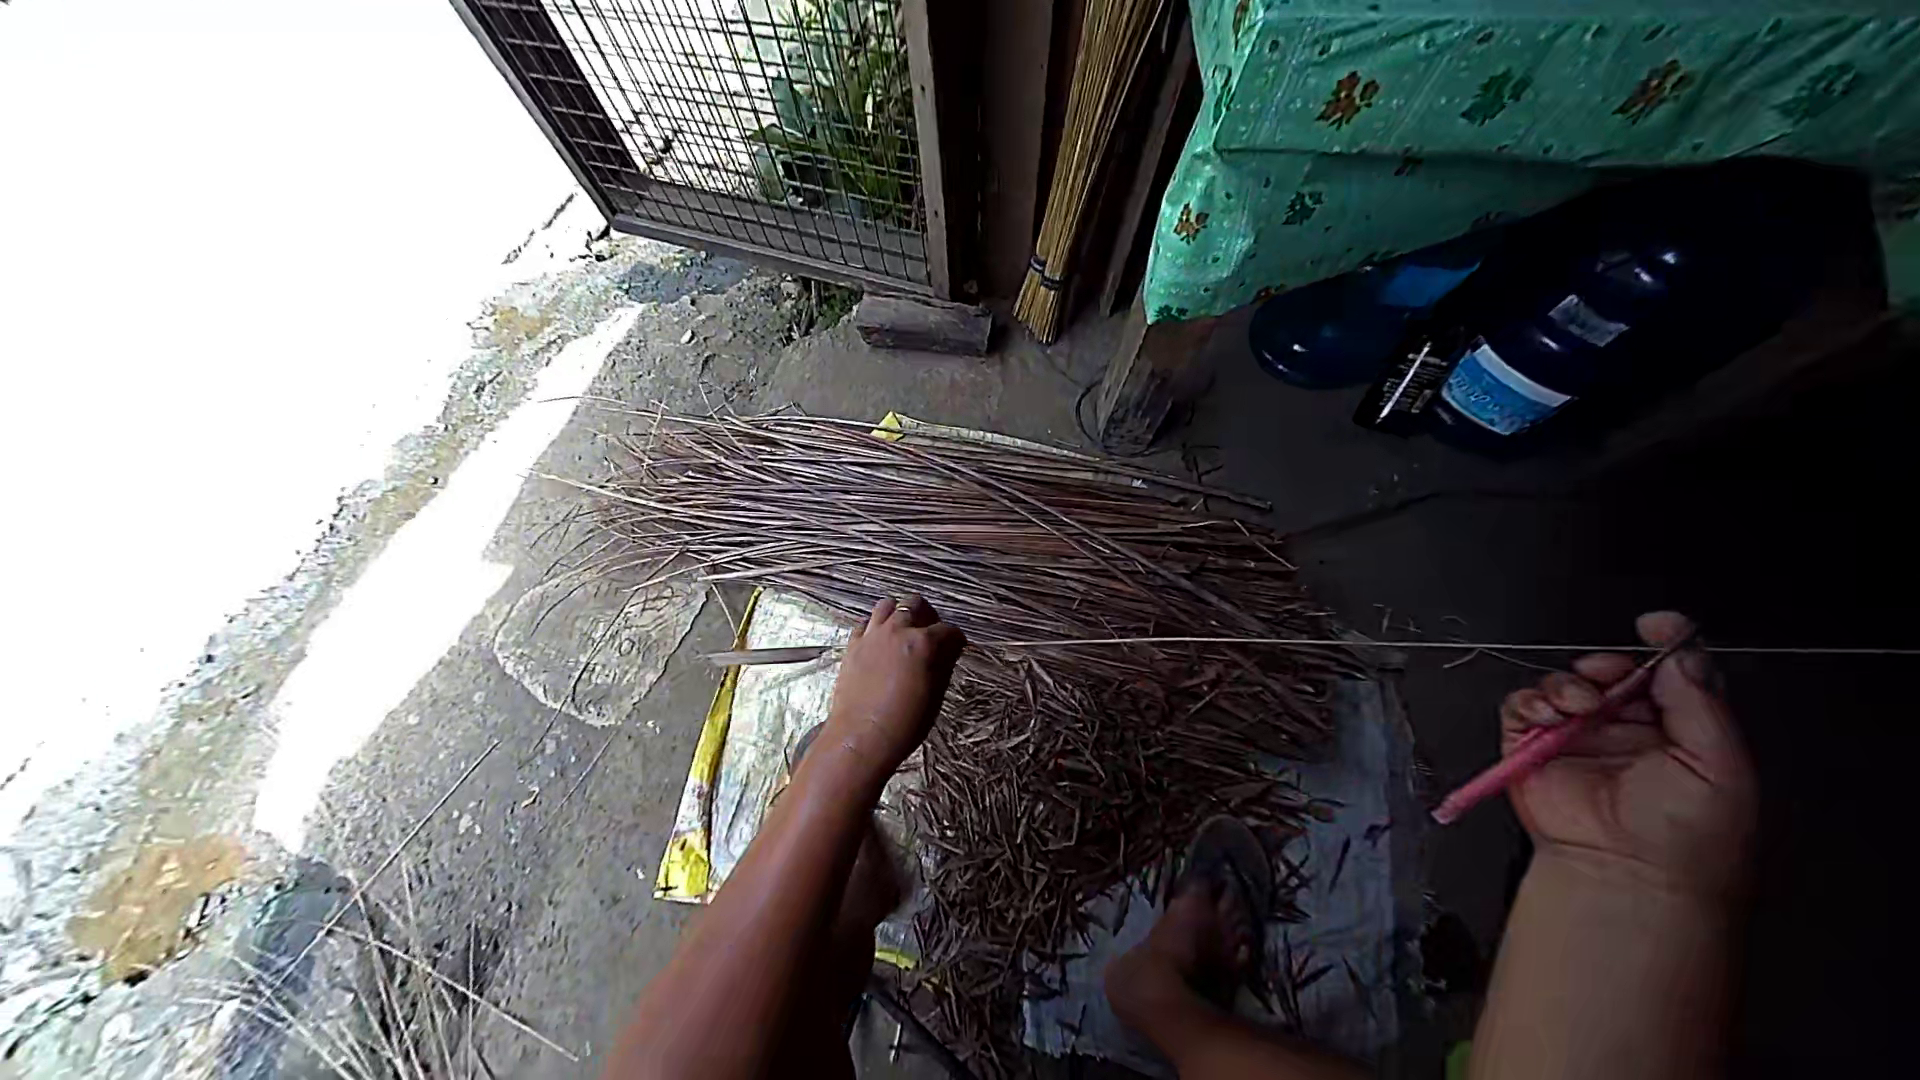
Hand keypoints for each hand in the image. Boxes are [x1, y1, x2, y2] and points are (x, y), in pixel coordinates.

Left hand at [821, 595, 965, 784]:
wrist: (861, 737)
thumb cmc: (905, 723)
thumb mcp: (935, 695)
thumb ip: (944, 665)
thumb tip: (951, 649)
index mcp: (923, 643)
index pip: (948, 630)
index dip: (956, 638)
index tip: (957, 645)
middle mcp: (897, 631)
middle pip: (915, 604)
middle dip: (928, 615)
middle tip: (930, 632)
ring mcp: (872, 635)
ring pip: (887, 605)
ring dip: (899, 613)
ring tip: (903, 629)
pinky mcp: (852, 645)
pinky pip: (865, 623)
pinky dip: (875, 626)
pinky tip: (879, 640)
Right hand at [1500, 611, 1755, 899]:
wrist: (1627, 871)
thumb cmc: (1685, 836)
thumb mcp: (1719, 767)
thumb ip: (1699, 706)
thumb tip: (1683, 655)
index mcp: (1672, 730)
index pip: (1664, 675)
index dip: (1661, 645)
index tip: (1659, 624)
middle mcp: (1619, 728)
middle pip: (1604, 673)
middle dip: (1602, 665)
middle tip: (1606, 674)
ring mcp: (1570, 735)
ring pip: (1557, 684)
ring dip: (1564, 685)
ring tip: (1576, 704)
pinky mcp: (1527, 744)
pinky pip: (1518, 706)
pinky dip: (1528, 702)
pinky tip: (1548, 714)